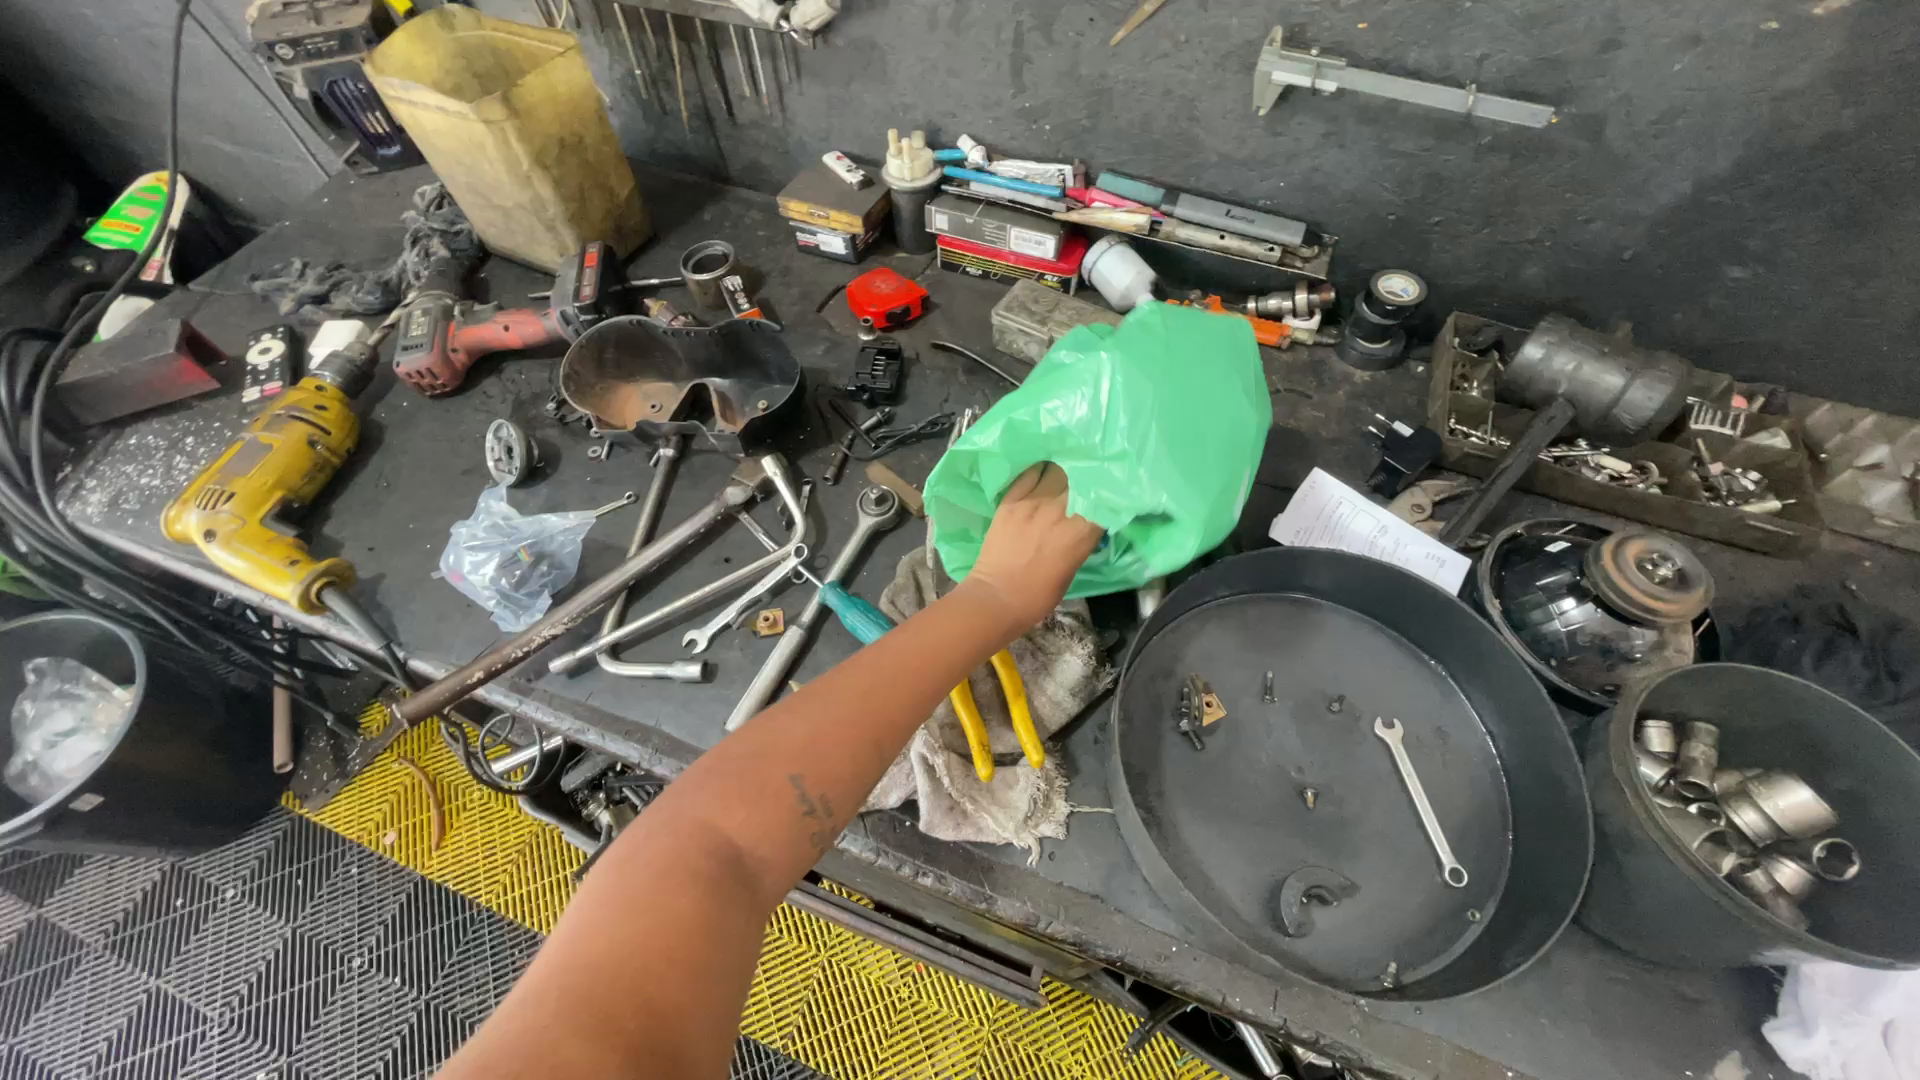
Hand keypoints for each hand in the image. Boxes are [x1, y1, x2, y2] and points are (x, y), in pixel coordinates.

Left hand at [961, 463, 1104, 628]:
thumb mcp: (1073, 568)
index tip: (1109, 496)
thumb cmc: (1038, 595)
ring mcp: (1033, 502)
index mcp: (1081, 532)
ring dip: (1063, 474)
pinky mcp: (1010, 500)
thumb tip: (1086, 523)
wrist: (996, 598)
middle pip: (1082, 481)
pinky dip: (1039, 472)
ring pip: (1057, 472)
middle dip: (1087, 482)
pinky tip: (1042, 474)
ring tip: (1065, 477)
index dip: (1108, 497)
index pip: (1104, 501)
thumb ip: (1082, 540)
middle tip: (1087, 484)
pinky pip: (1030, 474)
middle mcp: (1060, 511)